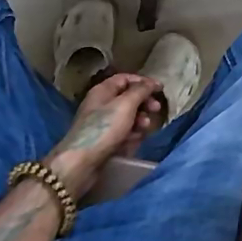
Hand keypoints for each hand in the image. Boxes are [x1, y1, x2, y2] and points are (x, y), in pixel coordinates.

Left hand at [45, 73, 162, 197]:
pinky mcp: (104, 140)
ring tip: (145, 127)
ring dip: (139, 119)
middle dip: (143, 102)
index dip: (143, 82)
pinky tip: (136, 140)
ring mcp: (101, 123)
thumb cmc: (104, 128)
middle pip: (127, 97)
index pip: (125, 78)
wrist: (81, 162)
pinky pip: (122, 132)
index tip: (160, 89)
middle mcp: (101, 104)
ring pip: (126, 116)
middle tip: (156, 109)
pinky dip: (131, 133)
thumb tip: (152, 82)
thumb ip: (140, 91)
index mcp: (103, 90)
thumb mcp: (125, 105)